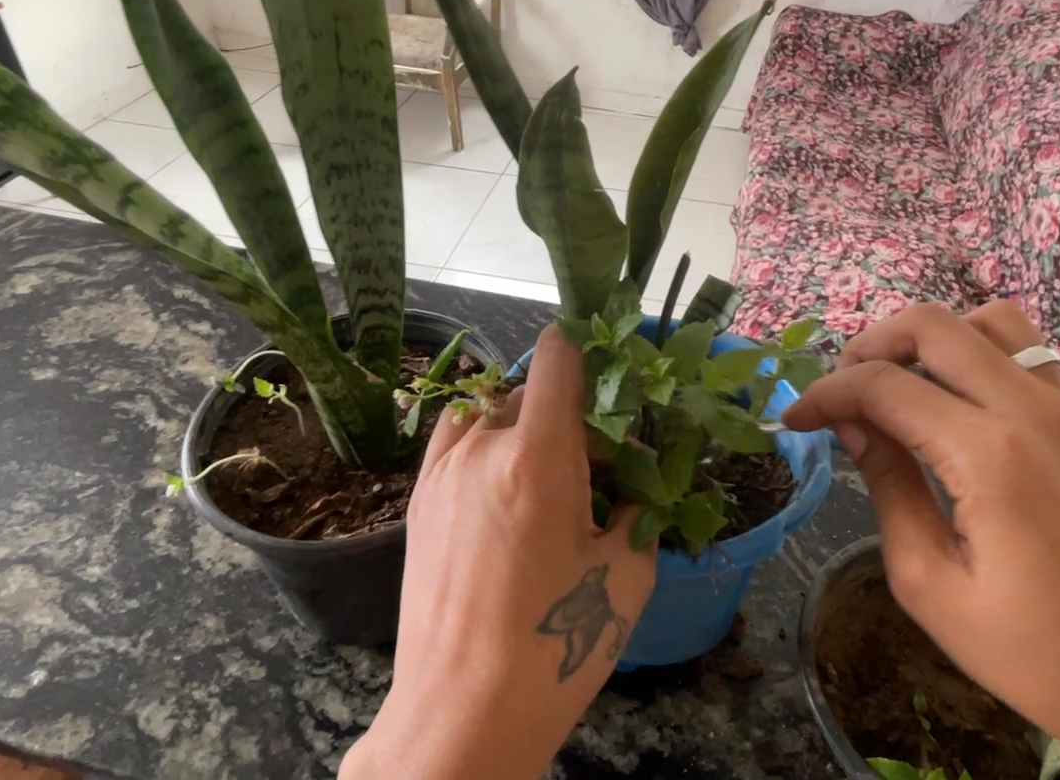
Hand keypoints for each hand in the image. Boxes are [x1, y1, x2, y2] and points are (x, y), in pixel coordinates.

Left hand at [342, 324, 657, 779]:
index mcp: (537, 456)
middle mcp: (483, 446)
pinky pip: (458, 438)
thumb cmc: (552, 647)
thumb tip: (639, 475)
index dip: (588, 345)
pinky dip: (487, 439)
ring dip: (526, 423)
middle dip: (572, 407)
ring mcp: (442, 469)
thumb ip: (639, 505)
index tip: (613, 363)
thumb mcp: (626, 575)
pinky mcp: (419, 496)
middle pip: (533, 388)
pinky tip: (505, 483)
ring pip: (493, 410)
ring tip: (548, 473)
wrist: (458, 713)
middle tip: (599, 457)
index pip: (557, 355)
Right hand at [783, 301, 1059, 779]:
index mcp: (988, 454)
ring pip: (983, 320)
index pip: (884, 386)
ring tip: (893, 385)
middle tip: (839, 395)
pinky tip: (946, 397)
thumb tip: (852, 427)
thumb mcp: (931, 584)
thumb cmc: (1037, 655)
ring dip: (925, 338)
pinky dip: (970, 349)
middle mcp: (1029, 409)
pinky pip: (1020, 347)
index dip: (827, 395)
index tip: (794, 420)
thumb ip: (888, 486)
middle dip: (869, 347)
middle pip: (931, 325)